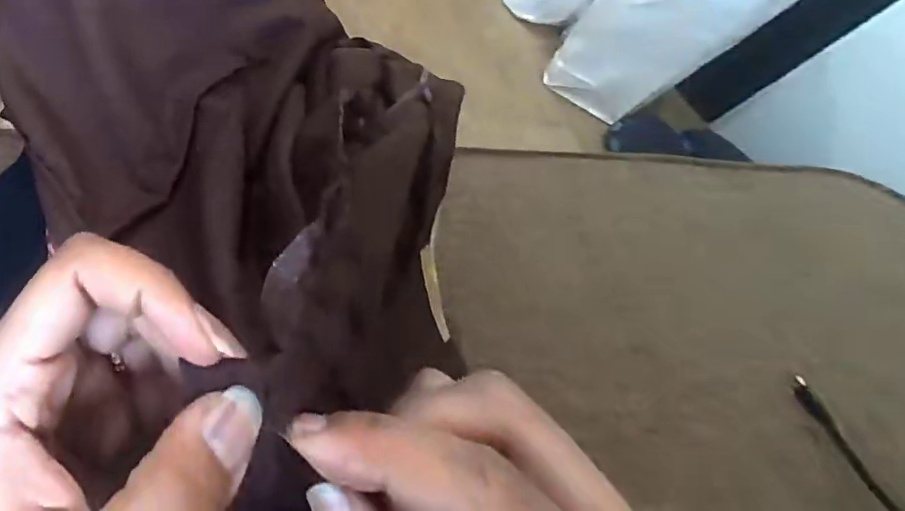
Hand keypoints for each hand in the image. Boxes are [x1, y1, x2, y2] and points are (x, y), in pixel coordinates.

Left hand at [0, 234, 258, 509]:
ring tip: (232, 414)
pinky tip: (207, 435)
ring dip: (187, 365)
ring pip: (131, 337)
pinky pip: (138, 384)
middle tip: (241, 384)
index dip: (147, 287)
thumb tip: (245, 404)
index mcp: (4, 377)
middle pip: (110, 299)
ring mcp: (56, 394)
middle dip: (180, 327)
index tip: (209, 349)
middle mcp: (28, 366)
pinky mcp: (81, 425)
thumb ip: (177, 484)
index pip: (75, 274)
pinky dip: (180, 399)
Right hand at [288, 369, 629, 510]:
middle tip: (340, 456)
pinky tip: (419, 476)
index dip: (385, 448)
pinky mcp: (583, 497)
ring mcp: (601, 502)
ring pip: (499, 404)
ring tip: (381, 469)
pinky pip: (505, 429)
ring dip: (422, 420)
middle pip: (497, 407)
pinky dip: (447, 433)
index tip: (303, 437)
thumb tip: (326, 487)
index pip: (484, 484)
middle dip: (404, 420)